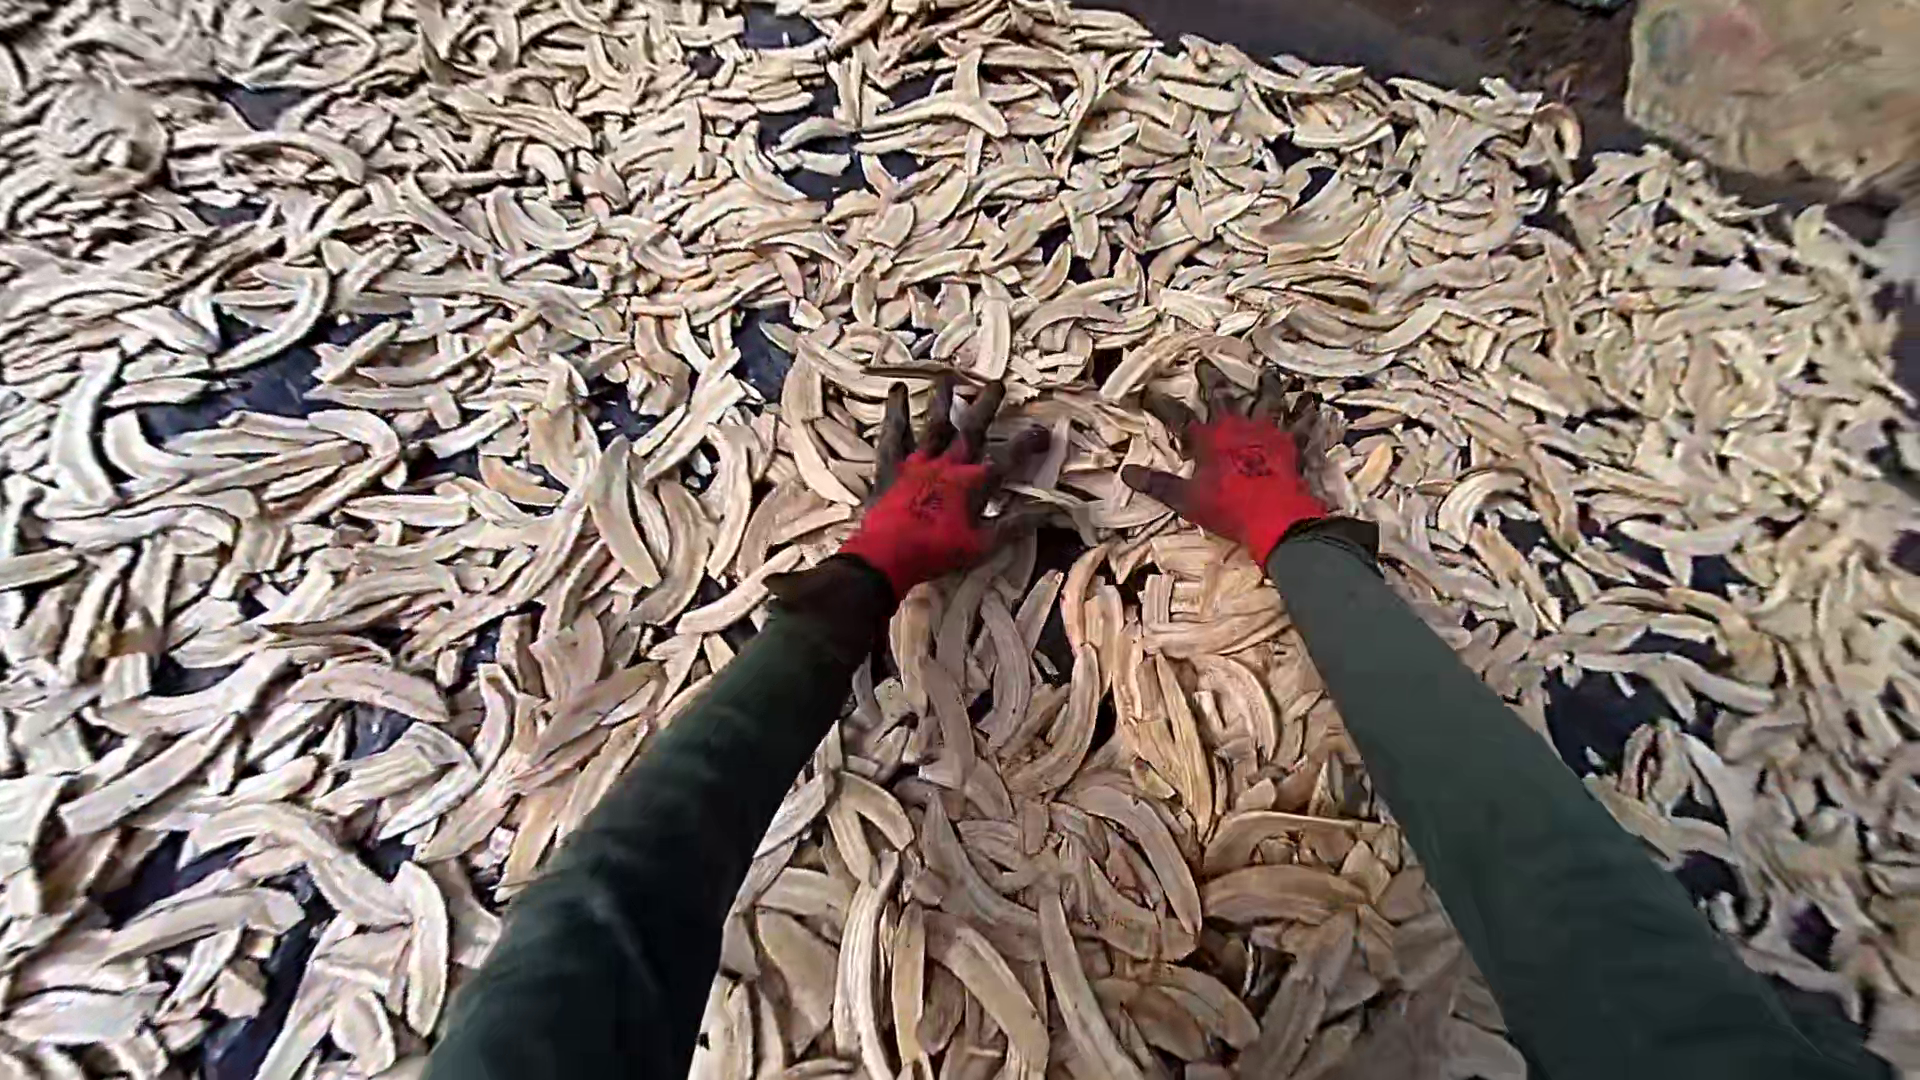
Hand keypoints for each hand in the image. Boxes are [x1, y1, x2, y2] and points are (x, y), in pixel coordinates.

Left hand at [839, 377, 1048, 597]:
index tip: (1045, 431)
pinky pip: (894, 435)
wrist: (887, 557)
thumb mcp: (982, 545)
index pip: (1008, 458)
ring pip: (934, 424)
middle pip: (972, 428)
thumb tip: (1050, 512)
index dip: (1028, 443)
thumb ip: (1015, 526)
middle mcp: (948, 465)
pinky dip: (896, 412)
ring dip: (943, 399)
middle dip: (987, 406)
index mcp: (972, 484)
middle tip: (998, 384)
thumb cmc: (937, 553)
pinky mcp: (891, 467)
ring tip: (949, 375)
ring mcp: (918, 463)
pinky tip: (897, 391)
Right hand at [1122, 366, 1327, 562]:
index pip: (1178, 417)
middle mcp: (1237, 428)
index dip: (1161, 405)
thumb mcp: (1185, 499)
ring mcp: (1267, 434)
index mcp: (1209, 439)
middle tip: (1203, 362)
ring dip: (1265, 386)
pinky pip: (1301, 423)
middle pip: (1222, 396)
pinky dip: (1306, 412)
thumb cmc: (1227, 507)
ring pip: (1266, 401)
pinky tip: (1311, 400)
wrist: (1275, 518)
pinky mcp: (1291, 445)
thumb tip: (1126, 473)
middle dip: (1210, 379)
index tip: (1147, 394)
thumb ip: (1156, 484)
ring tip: (1266, 372)